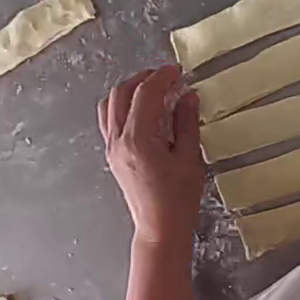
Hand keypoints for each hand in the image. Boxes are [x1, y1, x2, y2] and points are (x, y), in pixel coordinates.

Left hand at [99, 65, 205, 244]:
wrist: (159, 228)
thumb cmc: (178, 200)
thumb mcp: (190, 158)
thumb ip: (186, 123)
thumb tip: (187, 97)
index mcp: (138, 139)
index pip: (145, 94)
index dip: (162, 77)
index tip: (177, 71)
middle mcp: (118, 141)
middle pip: (121, 93)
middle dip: (143, 79)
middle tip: (166, 78)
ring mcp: (111, 148)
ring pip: (110, 105)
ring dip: (130, 91)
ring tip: (153, 92)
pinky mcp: (112, 156)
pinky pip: (110, 121)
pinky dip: (123, 108)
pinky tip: (143, 113)